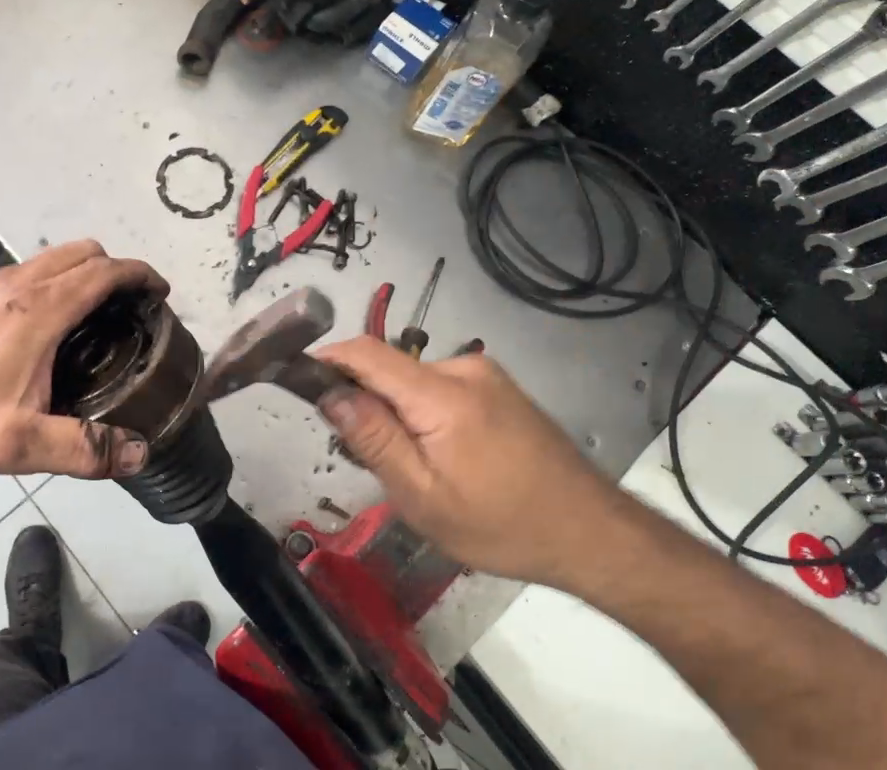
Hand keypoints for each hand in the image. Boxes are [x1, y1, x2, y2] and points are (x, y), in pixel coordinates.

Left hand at [0, 240, 168, 480]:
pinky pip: (36, 268)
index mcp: (38, 311)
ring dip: (88, 270)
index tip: (161, 294)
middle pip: (83, 252)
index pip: (101, 272)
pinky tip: (61, 320)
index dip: (138, 275)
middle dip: (117, 269)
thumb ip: (85, 448)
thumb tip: (140, 453)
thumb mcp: (26, 445)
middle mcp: (19, 285)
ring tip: (104, 311)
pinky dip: (62, 276)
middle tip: (135, 307)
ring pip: (57, 256)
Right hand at [313, 338, 638, 588]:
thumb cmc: (502, 524)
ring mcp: (486, 376)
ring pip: (412, 381)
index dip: (325, 359)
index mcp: (442, 394)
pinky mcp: (500, 389)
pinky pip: (439, 389)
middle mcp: (464, 369)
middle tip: (361, 457)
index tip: (293, 378)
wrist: (593, 534)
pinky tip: (441, 458)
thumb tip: (330, 394)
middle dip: (363, 403)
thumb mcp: (424, 497)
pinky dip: (422, 414)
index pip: (366, 353)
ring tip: (410, 468)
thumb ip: (374, 440)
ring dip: (395, 412)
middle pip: (388, 369)